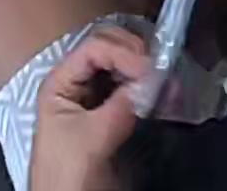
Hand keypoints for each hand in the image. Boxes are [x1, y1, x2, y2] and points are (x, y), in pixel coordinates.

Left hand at [28, 27, 149, 190]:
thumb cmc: (68, 179)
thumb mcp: (91, 143)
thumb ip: (120, 108)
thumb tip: (151, 82)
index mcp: (61, 82)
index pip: (93, 48)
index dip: (122, 52)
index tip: (149, 68)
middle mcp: (76, 82)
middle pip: (107, 48)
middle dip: (134, 53)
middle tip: (157, 68)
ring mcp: (92, 97)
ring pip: (120, 65)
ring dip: (143, 67)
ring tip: (165, 79)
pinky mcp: (107, 114)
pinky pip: (128, 87)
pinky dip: (146, 85)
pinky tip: (162, 92)